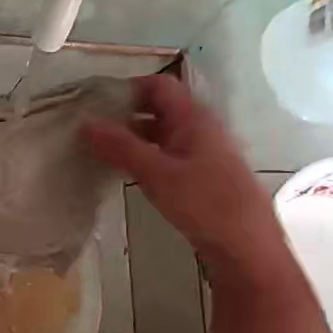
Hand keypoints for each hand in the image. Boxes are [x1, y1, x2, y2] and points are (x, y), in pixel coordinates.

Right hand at [82, 75, 289, 287]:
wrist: (247, 248)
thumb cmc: (205, 204)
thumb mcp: (157, 173)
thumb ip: (120, 146)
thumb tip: (85, 123)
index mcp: (194, 118)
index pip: (158, 85)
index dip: (128, 88)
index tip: (96, 103)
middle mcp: (201, 128)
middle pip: (159, 108)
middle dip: (125, 114)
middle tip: (90, 127)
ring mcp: (203, 153)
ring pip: (162, 133)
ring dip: (132, 137)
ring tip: (99, 150)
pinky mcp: (201, 176)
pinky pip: (167, 154)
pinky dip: (144, 156)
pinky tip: (125, 173)